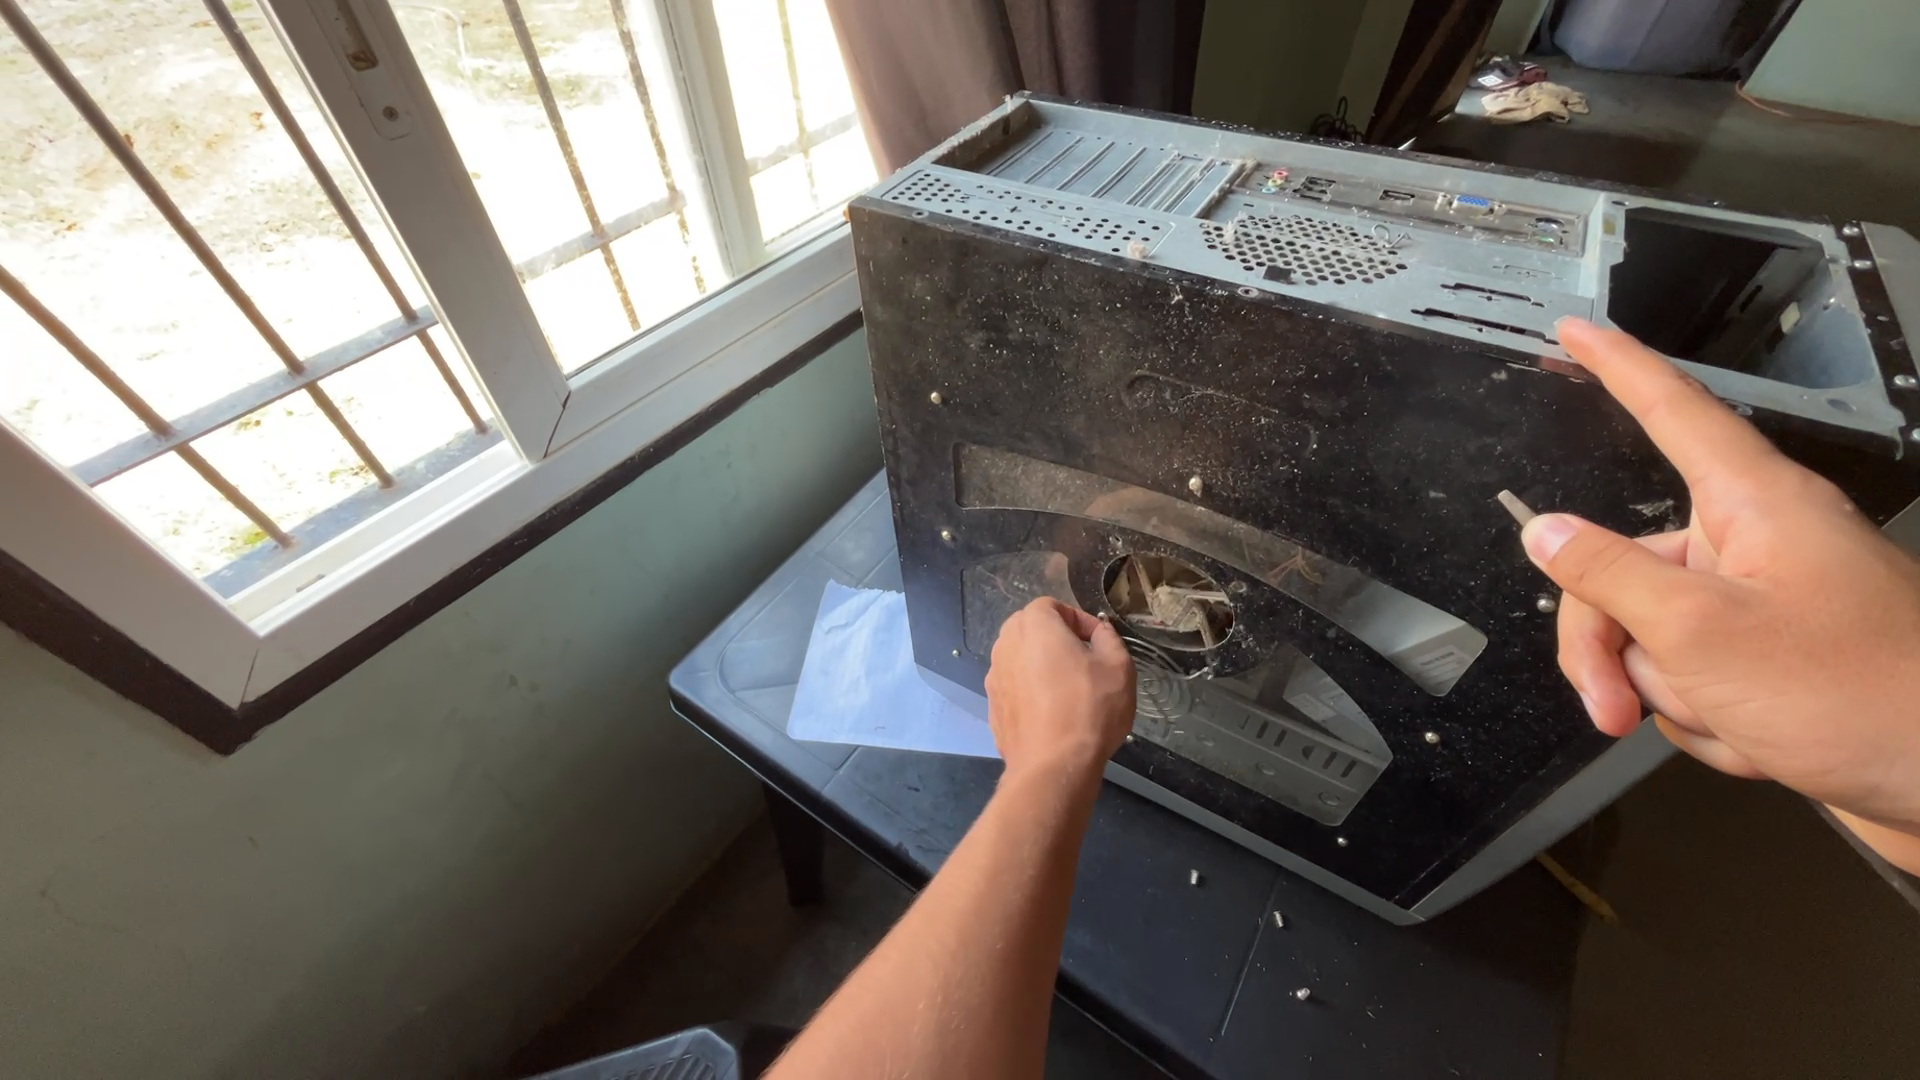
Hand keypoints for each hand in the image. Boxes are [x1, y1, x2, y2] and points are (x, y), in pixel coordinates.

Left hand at [985, 598, 1136, 788]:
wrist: (1053, 764)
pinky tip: (1052, 712)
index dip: (1079, 620)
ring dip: (1042, 664)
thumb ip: (1108, 638)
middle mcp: (1005, 644)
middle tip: (1085, 661)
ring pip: (1021, 658)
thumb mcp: (1118, 666)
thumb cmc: (1089, 707)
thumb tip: (1099, 630)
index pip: (1053, 605)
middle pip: (1031, 628)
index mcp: (1033, 625)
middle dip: (1057, 638)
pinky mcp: (993, 705)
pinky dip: (1031, 690)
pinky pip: (1015, 686)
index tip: (1099, 642)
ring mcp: (994, 676)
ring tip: (1070, 688)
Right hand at [1527, 317, 1919, 840]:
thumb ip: (1604, 573)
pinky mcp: (1760, 659)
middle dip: (1603, 647)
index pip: (1671, 412)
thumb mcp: (1702, 632)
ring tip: (1723, 723)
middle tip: (1611, 708)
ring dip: (1656, 688)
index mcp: (1750, 509)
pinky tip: (1748, 735)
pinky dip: (1696, 712)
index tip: (1574, 328)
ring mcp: (1752, 605)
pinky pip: (1676, 671)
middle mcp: (1745, 545)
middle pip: (1615, 568)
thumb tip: (1541, 530)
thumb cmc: (1856, 695)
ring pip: (1637, 630)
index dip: (1616, 367)